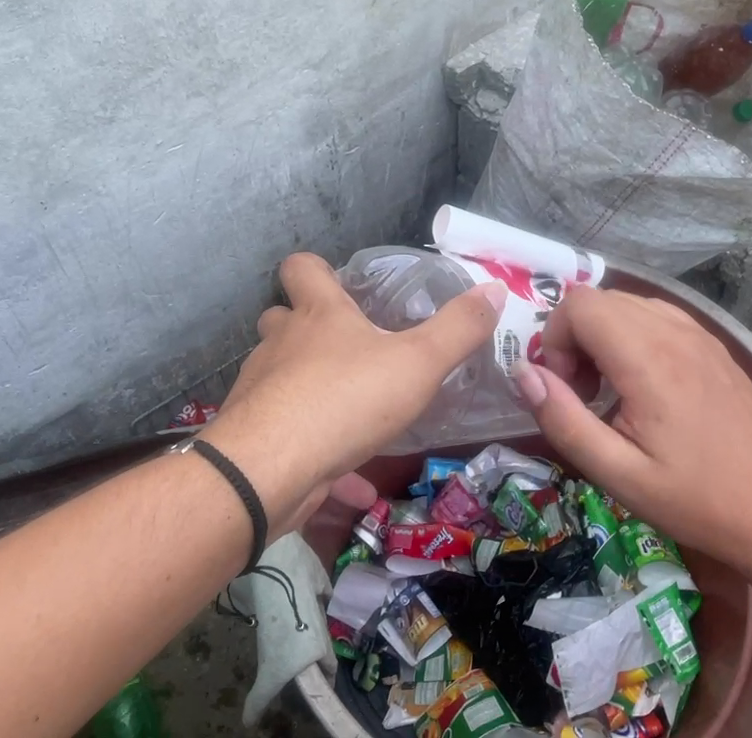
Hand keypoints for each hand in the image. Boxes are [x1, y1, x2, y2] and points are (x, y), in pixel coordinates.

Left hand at [199, 253, 505, 534]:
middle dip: (307, 328)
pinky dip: (319, 456)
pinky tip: (352, 484)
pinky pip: (293, 440)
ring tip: (355, 415)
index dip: (316, 269)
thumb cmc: (346, 398)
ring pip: (282, 378)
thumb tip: (493, 289)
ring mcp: (262, 390)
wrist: (270, 469)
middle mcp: (282, 344)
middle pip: (282, 319)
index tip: (338, 282)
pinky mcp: (257, 437)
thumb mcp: (417, 363)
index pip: (301, 268)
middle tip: (347, 346)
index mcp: (318, 314)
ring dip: (312, 391)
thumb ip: (457, 329)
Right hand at [513, 286, 751, 574]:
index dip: (555, 339)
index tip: (566, 390)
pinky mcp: (714, 347)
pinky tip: (642, 386)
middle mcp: (675, 332)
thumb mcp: (617, 474)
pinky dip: (632, 336)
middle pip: (598, 298)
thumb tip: (523, 373)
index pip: (578, 305)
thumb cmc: (696, 501)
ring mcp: (700, 335)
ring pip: (626, 303)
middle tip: (582, 395)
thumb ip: (563, 419)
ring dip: (602, 336)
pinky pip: (656, 316)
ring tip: (610, 392)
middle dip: (573, 338)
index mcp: (649, 359)